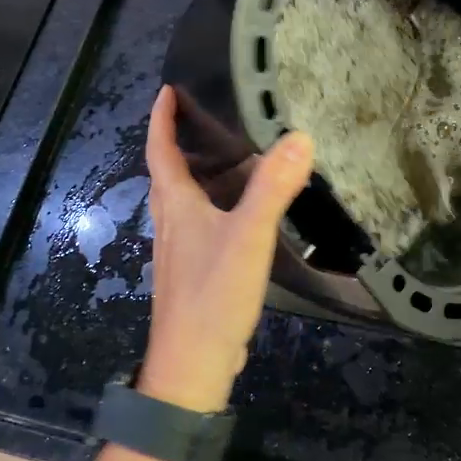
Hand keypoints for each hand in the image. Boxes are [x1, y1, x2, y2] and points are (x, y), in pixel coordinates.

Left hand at [139, 86, 313, 412]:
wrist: (192, 370)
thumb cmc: (211, 296)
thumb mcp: (247, 237)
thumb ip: (273, 188)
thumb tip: (300, 137)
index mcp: (176, 207)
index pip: (161, 152)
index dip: (162, 120)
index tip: (167, 90)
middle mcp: (172, 224)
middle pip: (169, 174)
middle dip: (181, 142)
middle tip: (208, 114)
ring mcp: (181, 252)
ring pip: (185, 201)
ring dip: (200, 174)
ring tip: (230, 154)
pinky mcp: (195, 274)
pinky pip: (201, 224)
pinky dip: (216, 204)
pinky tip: (240, 213)